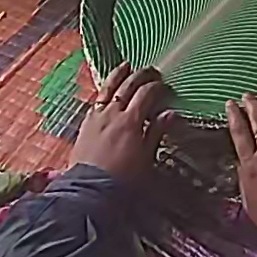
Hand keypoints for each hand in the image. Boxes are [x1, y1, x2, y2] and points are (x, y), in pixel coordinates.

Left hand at [69, 63, 173, 180]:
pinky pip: (96, 100)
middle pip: (128, 86)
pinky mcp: (86, 124)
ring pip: (108, 88)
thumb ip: (156, 131)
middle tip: (151, 70)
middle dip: (141, 75)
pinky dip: (104, 91)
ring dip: (119, 75)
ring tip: (126, 66)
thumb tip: (170, 113)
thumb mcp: (146, 156)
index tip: (164, 85)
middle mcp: (113, 113)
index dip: (156, 86)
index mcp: (131, 120)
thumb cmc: (123, 176)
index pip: (146, 93)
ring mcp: (97, 116)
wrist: (88, 190)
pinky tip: (107, 90)